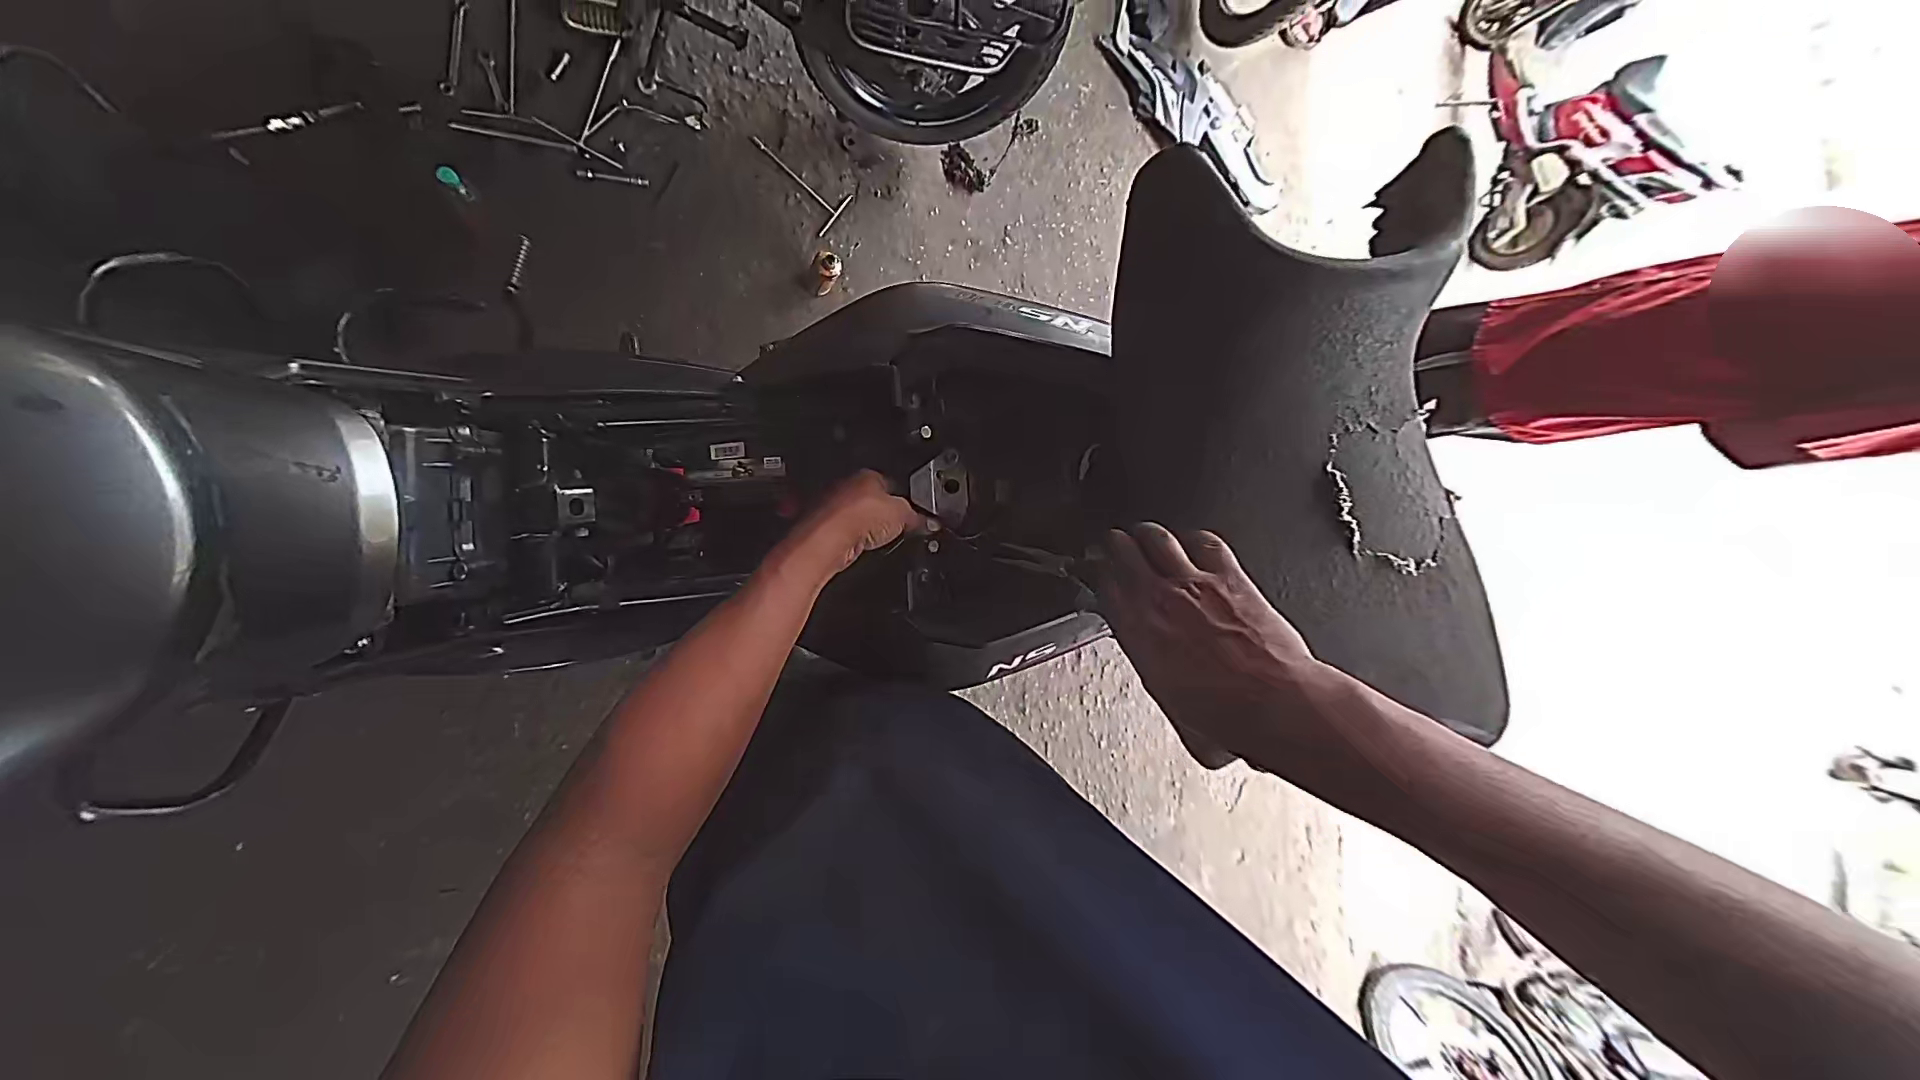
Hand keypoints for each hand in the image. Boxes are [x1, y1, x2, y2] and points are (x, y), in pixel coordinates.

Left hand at [775, 470, 923, 579]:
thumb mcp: (903, 515)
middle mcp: (846, 484)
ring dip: (866, 528)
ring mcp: (831, 505)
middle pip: (873, 499)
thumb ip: (918, 517)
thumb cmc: (857, 517)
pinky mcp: (822, 526)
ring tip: (877, 541)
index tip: (914, 514)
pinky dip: (852, 540)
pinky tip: (859, 546)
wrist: (828, 539)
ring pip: (856, 517)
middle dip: (885, 514)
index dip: (906, 500)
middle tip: (898, 529)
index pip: (894, 483)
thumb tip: (928, 522)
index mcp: (868, 474)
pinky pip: (844, 533)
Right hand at [1099, 524, 1340, 770]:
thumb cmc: (1224, 712)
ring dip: (1148, 534)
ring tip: (1143, 532)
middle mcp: (1160, 600)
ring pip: (1158, 538)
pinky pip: (1206, 542)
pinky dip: (1194, 538)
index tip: (1096, 570)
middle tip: (1112, 542)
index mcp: (1137, 631)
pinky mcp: (1230, 578)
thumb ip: (1153, 669)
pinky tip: (1193, 541)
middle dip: (1114, 543)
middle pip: (1123, 551)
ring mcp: (1195, 584)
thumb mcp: (1165, 698)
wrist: (1273, 704)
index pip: (1104, 583)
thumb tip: (1158, 672)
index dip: (1096, 571)